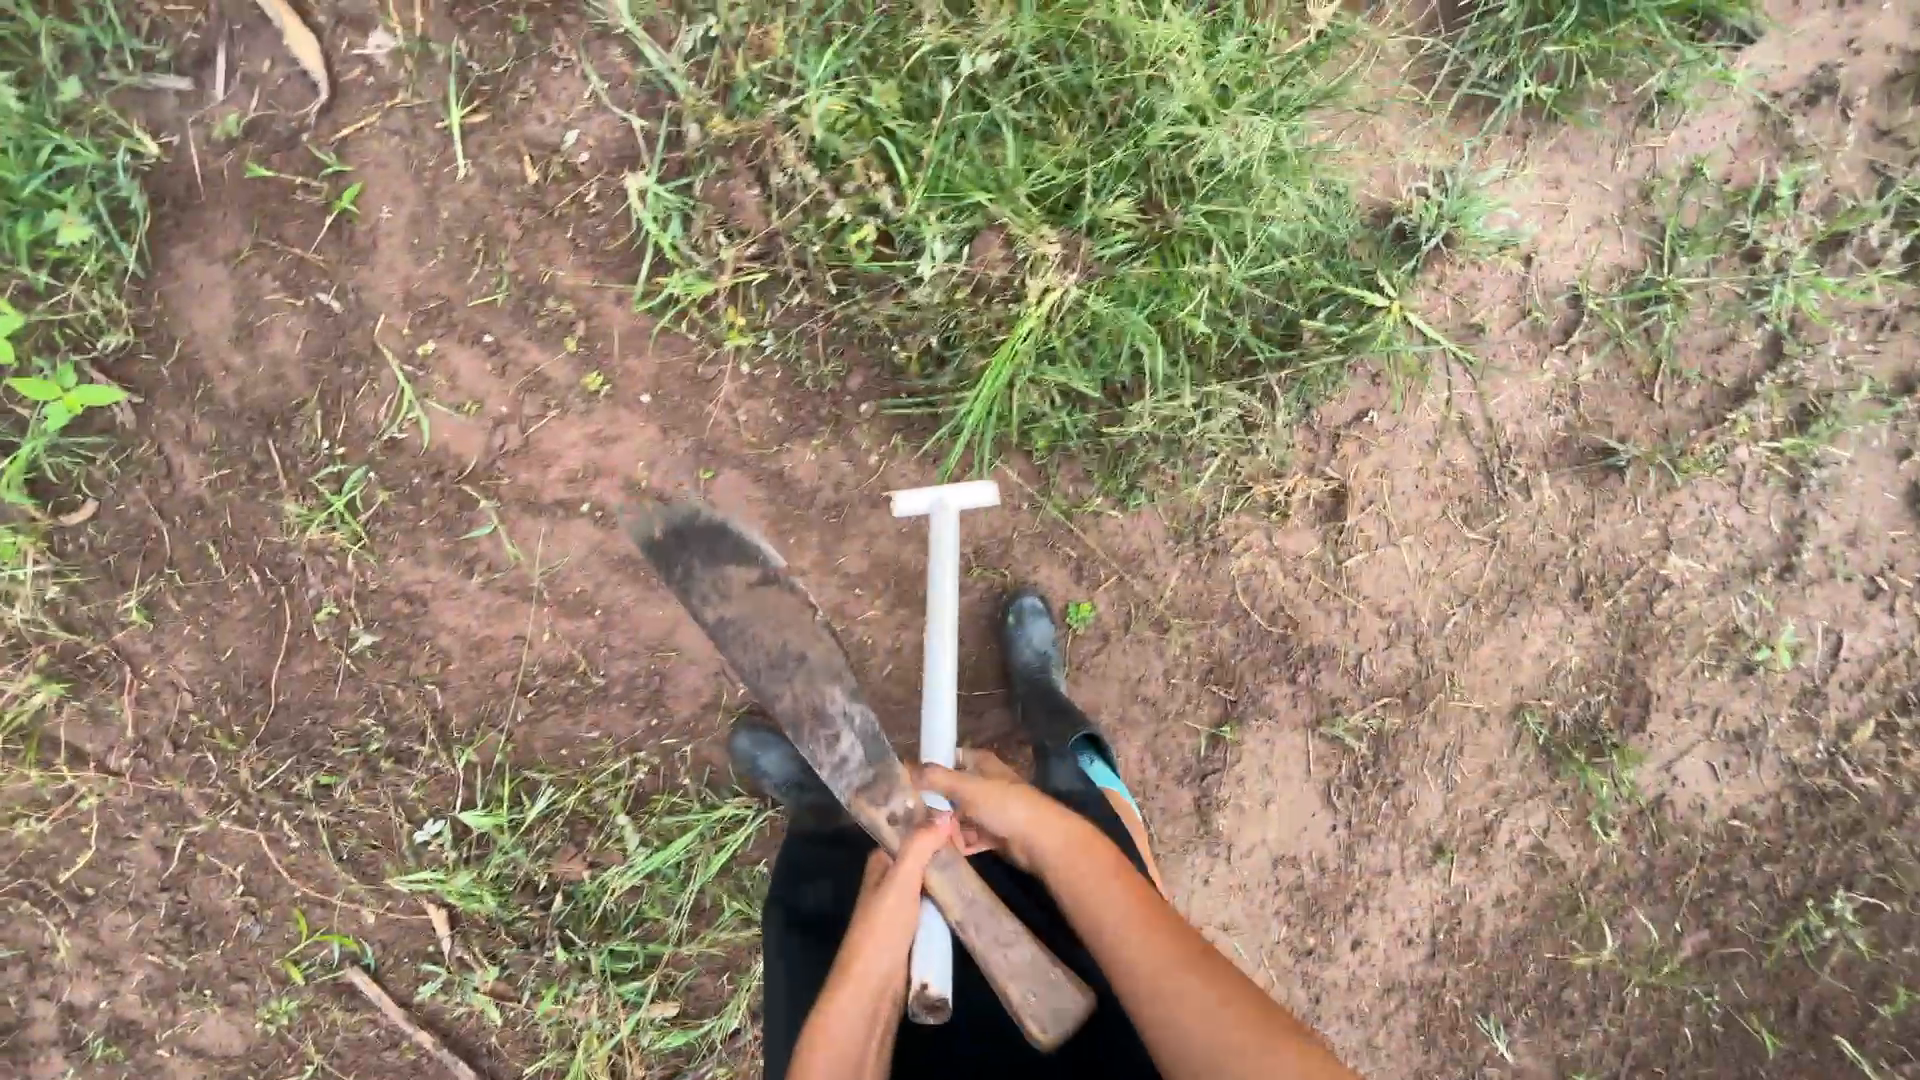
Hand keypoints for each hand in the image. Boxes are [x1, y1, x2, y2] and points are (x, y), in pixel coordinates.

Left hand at [787, 817, 958, 1079]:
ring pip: (932, 878)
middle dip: (946, 847)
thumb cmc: (882, 929)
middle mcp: (890, 877)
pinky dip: (951, 895)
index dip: (933, 821)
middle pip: (923, 853)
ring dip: (951, 872)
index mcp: (882, 860)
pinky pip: (937, 902)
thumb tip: (946, 811)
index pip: (910, 829)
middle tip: (975, 838)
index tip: (963, 817)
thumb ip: (920, 845)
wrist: (872, 987)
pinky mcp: (915, 926)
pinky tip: (969, 890)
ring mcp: (903, 903)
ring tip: (978, 859)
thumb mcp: (901, 880)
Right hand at [921, 749, 1092, 872]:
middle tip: (911, 816)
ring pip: (959, 816)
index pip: (951, 759)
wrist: (1040, 840)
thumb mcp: (967, 786)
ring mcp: (990, 811)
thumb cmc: (1004, 804)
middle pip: (952, 791)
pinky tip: (941, 850)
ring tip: (923, 837)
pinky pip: (968, 837)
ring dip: (945, 827)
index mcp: (982, 764)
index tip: (909, 782)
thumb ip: (936, 778)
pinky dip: (958, 843)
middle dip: (935, 804)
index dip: (932, 768)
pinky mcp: (993, 835)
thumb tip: (906, 768)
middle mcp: (985, 784)